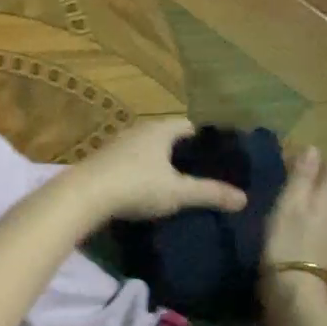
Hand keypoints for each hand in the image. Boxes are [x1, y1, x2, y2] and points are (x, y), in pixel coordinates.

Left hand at [68, 118, 246, 220]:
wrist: (82, 195)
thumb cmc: (135, 186)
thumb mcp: (178, 193)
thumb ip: (210, 193)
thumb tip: (244, 199)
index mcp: (159, 129)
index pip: (189, 126)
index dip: (206, 141)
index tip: (219, 158)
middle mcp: (137, 129)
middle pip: (167, 136)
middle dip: (184, 152)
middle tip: (202, 172)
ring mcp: (116, 144)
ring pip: (147, 149)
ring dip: (160, 162)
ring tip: (177, 182)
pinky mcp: (102, 160)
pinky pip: (130, 161)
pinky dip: (141, 171)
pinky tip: (146, 188)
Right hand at [264, 145, 326, 269]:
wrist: (293, 288)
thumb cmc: (287, 240)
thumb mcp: (290, 203)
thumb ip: (302, 177)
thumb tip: (314, 148)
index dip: (318, 161)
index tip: (298, 156)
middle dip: (316, 179)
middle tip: (291, 173)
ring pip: (325, 208)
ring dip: (311, 199)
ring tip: (291, 196)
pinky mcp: (320, 252)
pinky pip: (318, 225)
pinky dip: (308, 217)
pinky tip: (295, 222)